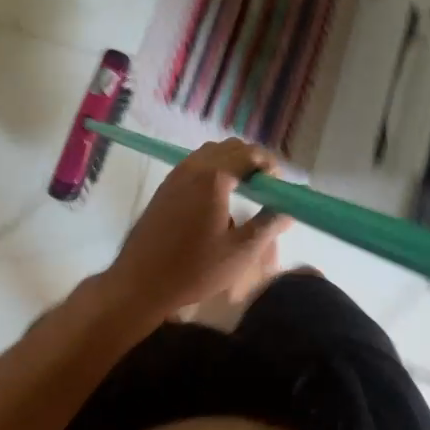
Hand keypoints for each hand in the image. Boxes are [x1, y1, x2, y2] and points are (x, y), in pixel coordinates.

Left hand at [103, 139, 292, 323]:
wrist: (140, 282)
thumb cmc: (194, 268)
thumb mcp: (240, 251)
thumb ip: (269, 225)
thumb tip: (289, 210)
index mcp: (213, 176)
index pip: (249, 153)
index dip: (269, 165)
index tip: (279, 187)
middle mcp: (192, 167)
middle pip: (229, 148)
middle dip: (251, 161)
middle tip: (265, 189)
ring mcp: (175, 175)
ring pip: (210, 154)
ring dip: (231, 164)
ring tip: (244, 193)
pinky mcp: (165, 187)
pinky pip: (195, 166)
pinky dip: (213, 171)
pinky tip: (218, 201)